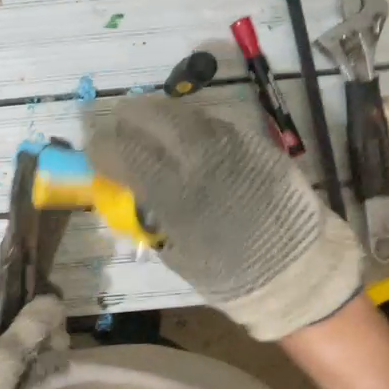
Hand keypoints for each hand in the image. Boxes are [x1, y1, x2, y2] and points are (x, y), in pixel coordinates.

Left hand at [0, 281, 68, 388]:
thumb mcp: (6, 356)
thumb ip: (33, 325)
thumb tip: (53, 300)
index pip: (5, 286)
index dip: (35, 296)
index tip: (58, 317)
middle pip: (6, 314)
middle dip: (36, 329)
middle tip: (59, 348)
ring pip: (1, 338)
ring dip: (28, 349)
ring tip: (51, 366)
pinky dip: (12, 364)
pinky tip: (33, 376)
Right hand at [86, 93, 361, 340]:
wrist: (294, 270)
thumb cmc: (226, 273)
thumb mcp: (174, 250)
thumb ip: (148, 214)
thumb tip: (127, 188)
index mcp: (175, 194)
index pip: (125, 155)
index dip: (102, 148)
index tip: (94, 149)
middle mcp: (201, 161)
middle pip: (155, 118)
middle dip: (132, 118)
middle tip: (122, 124)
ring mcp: (233, 146)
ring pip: (187, 114)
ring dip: (163, 116)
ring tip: (153, 126)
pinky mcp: (257, 143)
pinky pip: (216, 124)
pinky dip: (195, 126)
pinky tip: (189, 138)